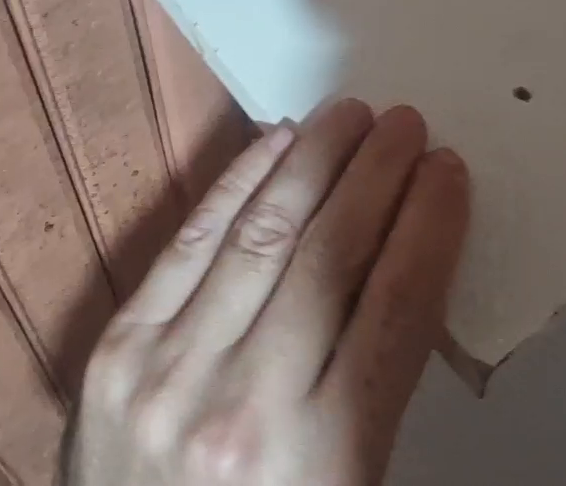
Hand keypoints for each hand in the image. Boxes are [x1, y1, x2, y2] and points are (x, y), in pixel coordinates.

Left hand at [65, 100, 470, 485]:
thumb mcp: (349, 479)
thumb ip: (378, 376)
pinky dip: (238, 182)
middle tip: (406, 125)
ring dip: (315, 161)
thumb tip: (405, 252)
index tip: (447, 171)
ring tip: (350, 116)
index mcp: (324, 456)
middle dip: (378, 175)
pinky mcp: (117, 347)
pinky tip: (276, 143)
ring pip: (263, 233)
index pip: (397, 305)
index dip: (429, 223)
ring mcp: (169, 370)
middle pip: (331, 255)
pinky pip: (190, 240)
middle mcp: (245, 406)